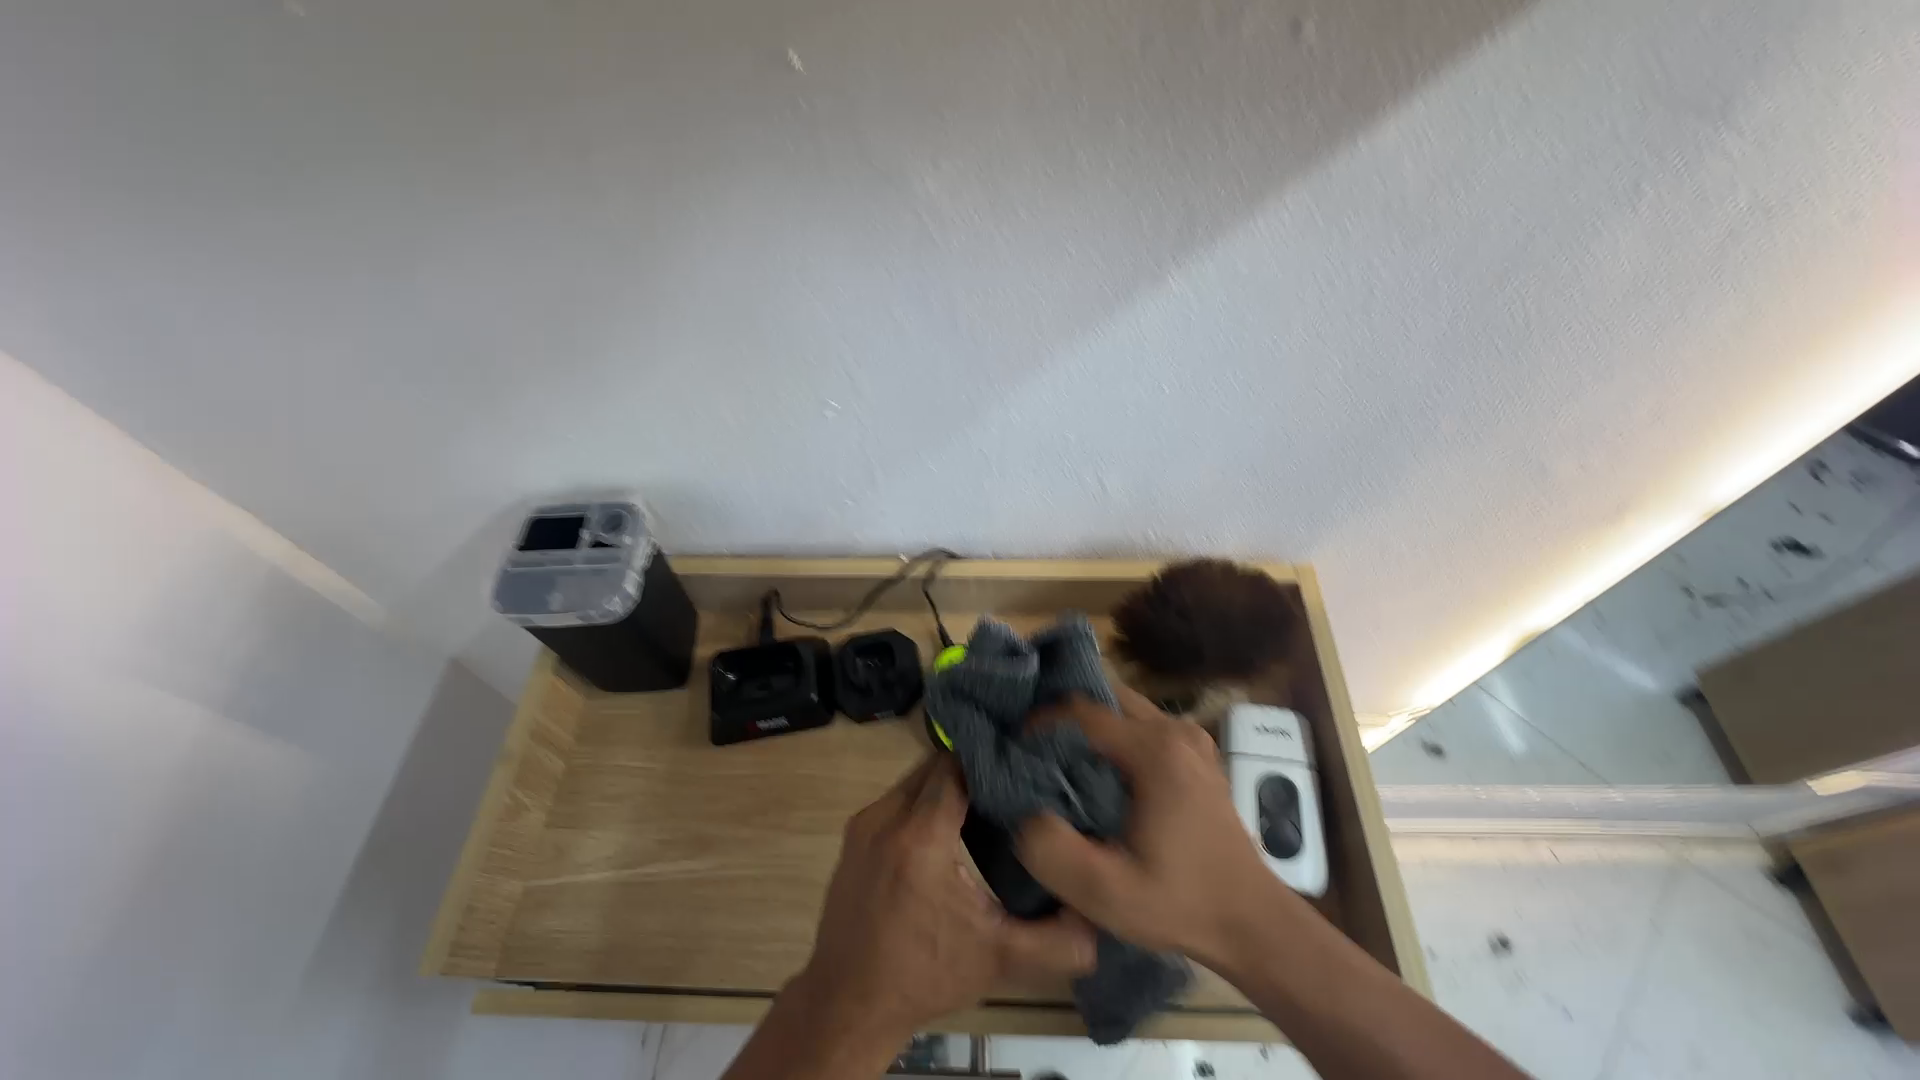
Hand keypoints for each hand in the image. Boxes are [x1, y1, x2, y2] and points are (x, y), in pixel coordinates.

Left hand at [793, 754, 1098, 1040]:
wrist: (848, 1003)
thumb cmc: (924, 976)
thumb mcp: (997, 959)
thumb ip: (1053, 940)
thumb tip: (1098, 921)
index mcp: (919, 837)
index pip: (957, 766)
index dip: (992, 761)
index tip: (1025, 764)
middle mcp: (885, 819)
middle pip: (934, 766)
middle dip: (974, 768)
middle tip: (1014, 780)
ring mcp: (864, 826)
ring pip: (913, 781)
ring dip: (947, 784)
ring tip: (990, 799)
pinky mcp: (854, 839)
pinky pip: (896, 800)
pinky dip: (924, 800)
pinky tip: (952, 823)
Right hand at [1016, 686, 1305, 970]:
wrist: (1250, 922)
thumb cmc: (1179, 904)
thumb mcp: (1104, 892)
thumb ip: (1050, 848)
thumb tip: (1022, 811)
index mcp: (1155, 750)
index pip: (1079, 711)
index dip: (1038, 725)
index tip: (1011, 752)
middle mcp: (1175, 730)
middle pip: (1102, 698)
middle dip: (1061, 717)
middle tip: (1028, 750)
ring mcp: (1191, 739)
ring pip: (1122, 709)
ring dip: (1086, 727)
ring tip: (1055, 762)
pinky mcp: (1196, 756)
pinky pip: (1142, 727)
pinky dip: (1112, 738)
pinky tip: (1095, 774)